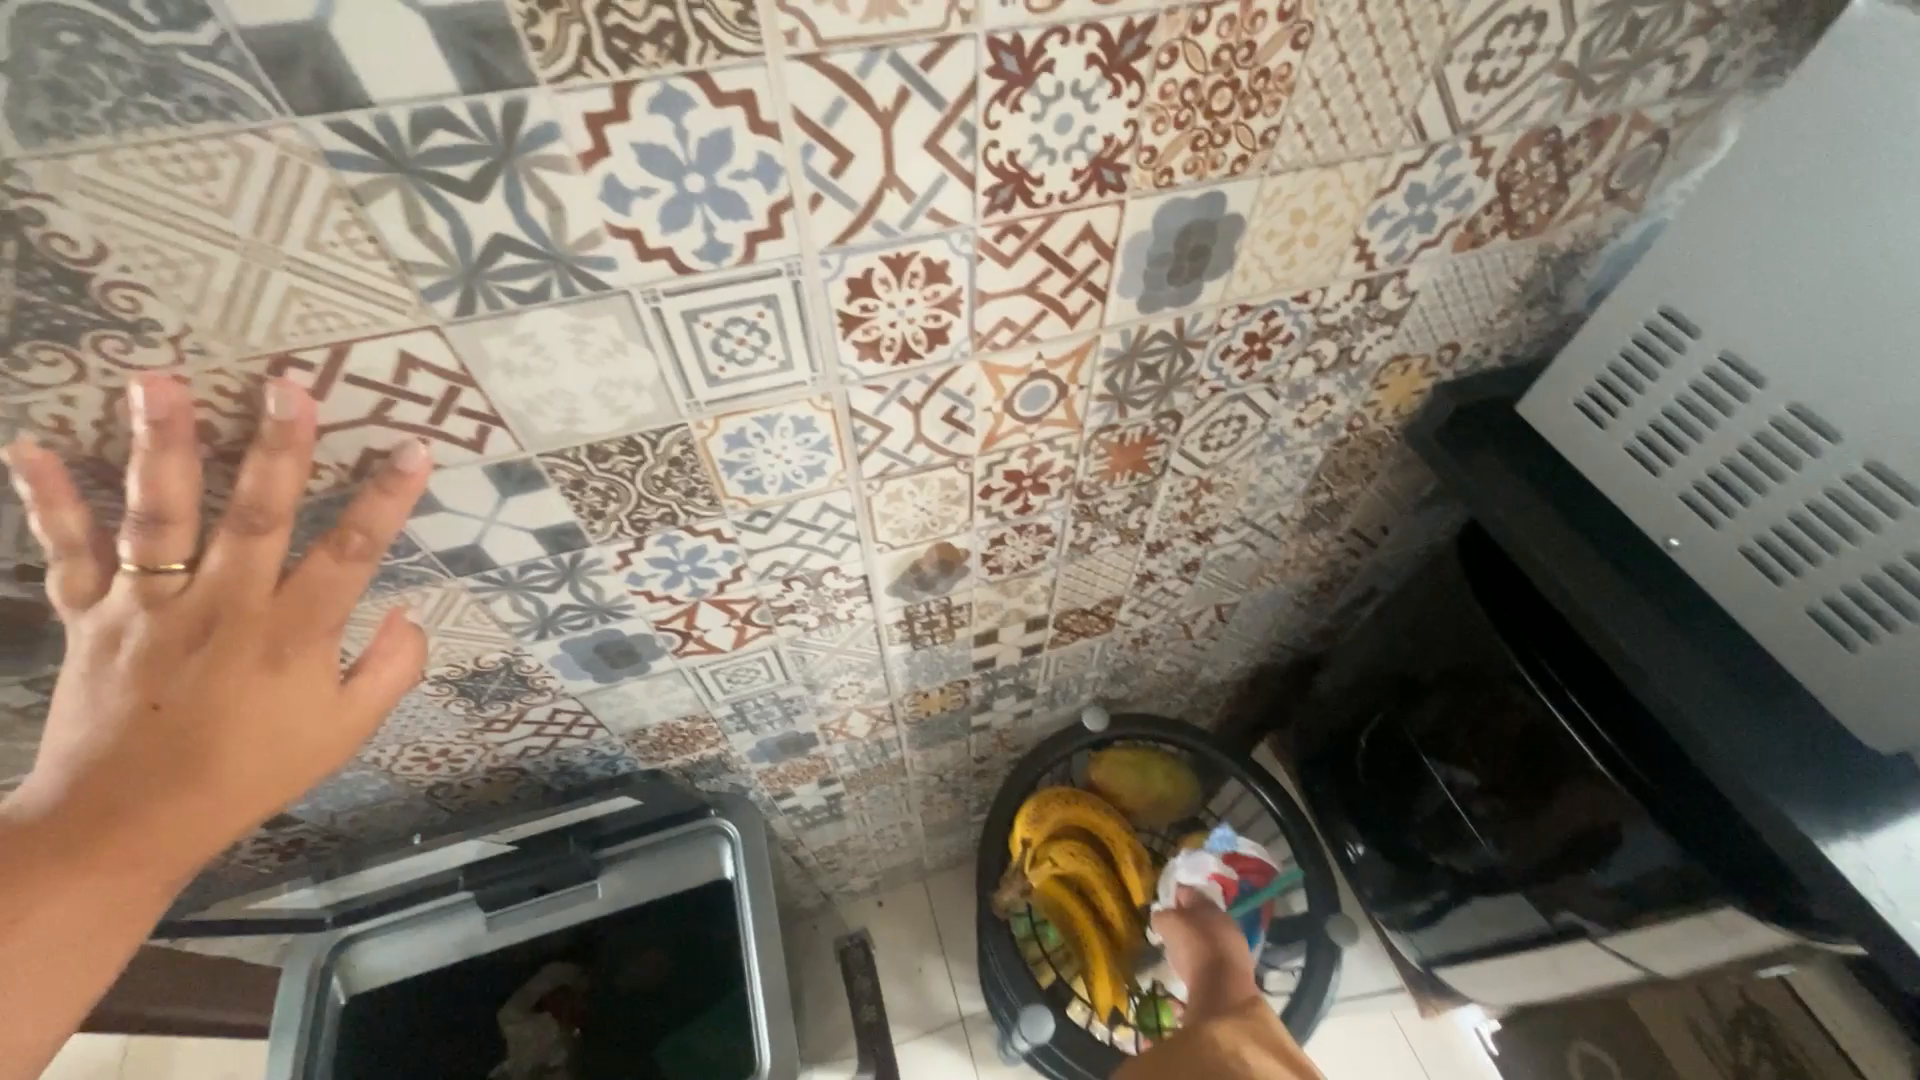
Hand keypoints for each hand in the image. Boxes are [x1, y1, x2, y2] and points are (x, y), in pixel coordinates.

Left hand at [2, 373, 431, 881]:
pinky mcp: (91, 618)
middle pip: (256, 515)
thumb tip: (407, 611)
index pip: (353, 553)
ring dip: (161, 446)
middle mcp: (224, 608)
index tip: (413, 447)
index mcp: (293, 636)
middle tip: (288, 386)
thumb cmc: (250, 773)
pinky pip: (69, 553)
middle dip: (277, 448)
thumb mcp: (347, 731)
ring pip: (159, 516)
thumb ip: (392, 668)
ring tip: (160, 381)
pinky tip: (32, 446)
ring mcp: (149, 609)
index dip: (387, 498)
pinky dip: (48, 501)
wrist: (123, 823)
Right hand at [1152, 886, 1260, 1025]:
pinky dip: (1206, 961)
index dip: (1173, 895)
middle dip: (1186, 920)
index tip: (1162, 905)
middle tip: (1170, 930)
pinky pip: (1217, 958)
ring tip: (1181, 953)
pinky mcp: (1240, 967)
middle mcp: (1224, 918)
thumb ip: (1161, 916)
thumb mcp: (1167, 925)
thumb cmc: (1192, 947)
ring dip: (1197, 942)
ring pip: (1211, 936)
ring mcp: (1235, 943)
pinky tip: (1195, 971)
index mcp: (1206, 903)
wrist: (1225, 988)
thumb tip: (1161, 916)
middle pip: (1201, 914)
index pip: (1186, 891)